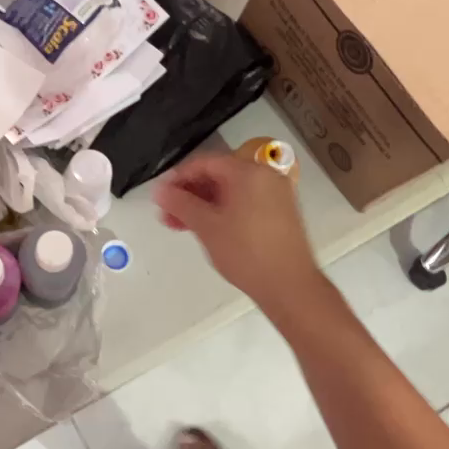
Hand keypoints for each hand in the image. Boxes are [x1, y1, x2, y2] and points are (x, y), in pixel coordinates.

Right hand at [154, 152, 322, 304]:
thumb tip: (159, 189)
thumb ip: (180, 203)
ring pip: (230, 191)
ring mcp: (275, 194)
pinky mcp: (280, 212)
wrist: (290, 286)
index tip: (161, 195)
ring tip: (181, 225)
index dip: (178, 177)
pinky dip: (223, 211)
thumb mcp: (206, 226)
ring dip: (203, 205)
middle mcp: (265, 176)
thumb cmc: (246, 252)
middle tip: (167, 213)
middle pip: (218, 175)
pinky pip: (244, 202)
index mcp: (249, 172)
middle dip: (189, 193)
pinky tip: (206, 229)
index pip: (205, 163)